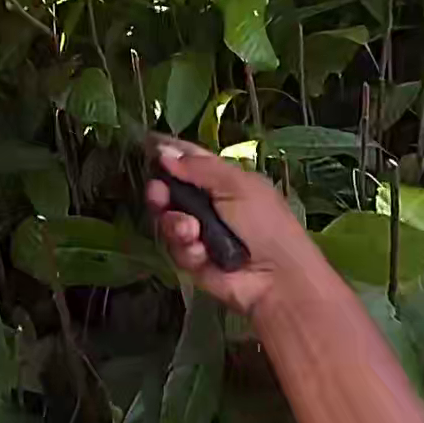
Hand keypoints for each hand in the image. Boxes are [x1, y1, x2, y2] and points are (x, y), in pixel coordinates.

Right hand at [147, 138, 332, 317]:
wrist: (276, 278)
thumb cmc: (264, 223)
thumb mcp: (237, 185)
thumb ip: (199, 167)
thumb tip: (164, 152)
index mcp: (222, 178)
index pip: (190, 158)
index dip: (168, 151)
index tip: (146, 144)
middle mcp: (207, 202)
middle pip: (169, 189)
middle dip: (161, 191)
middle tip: (158, 193)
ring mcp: (199, 231)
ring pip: (168, 219)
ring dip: (176, 224)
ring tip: (191, 230)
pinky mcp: (193, 259)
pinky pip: (176, 248)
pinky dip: (187, 249)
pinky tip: (202, 252)